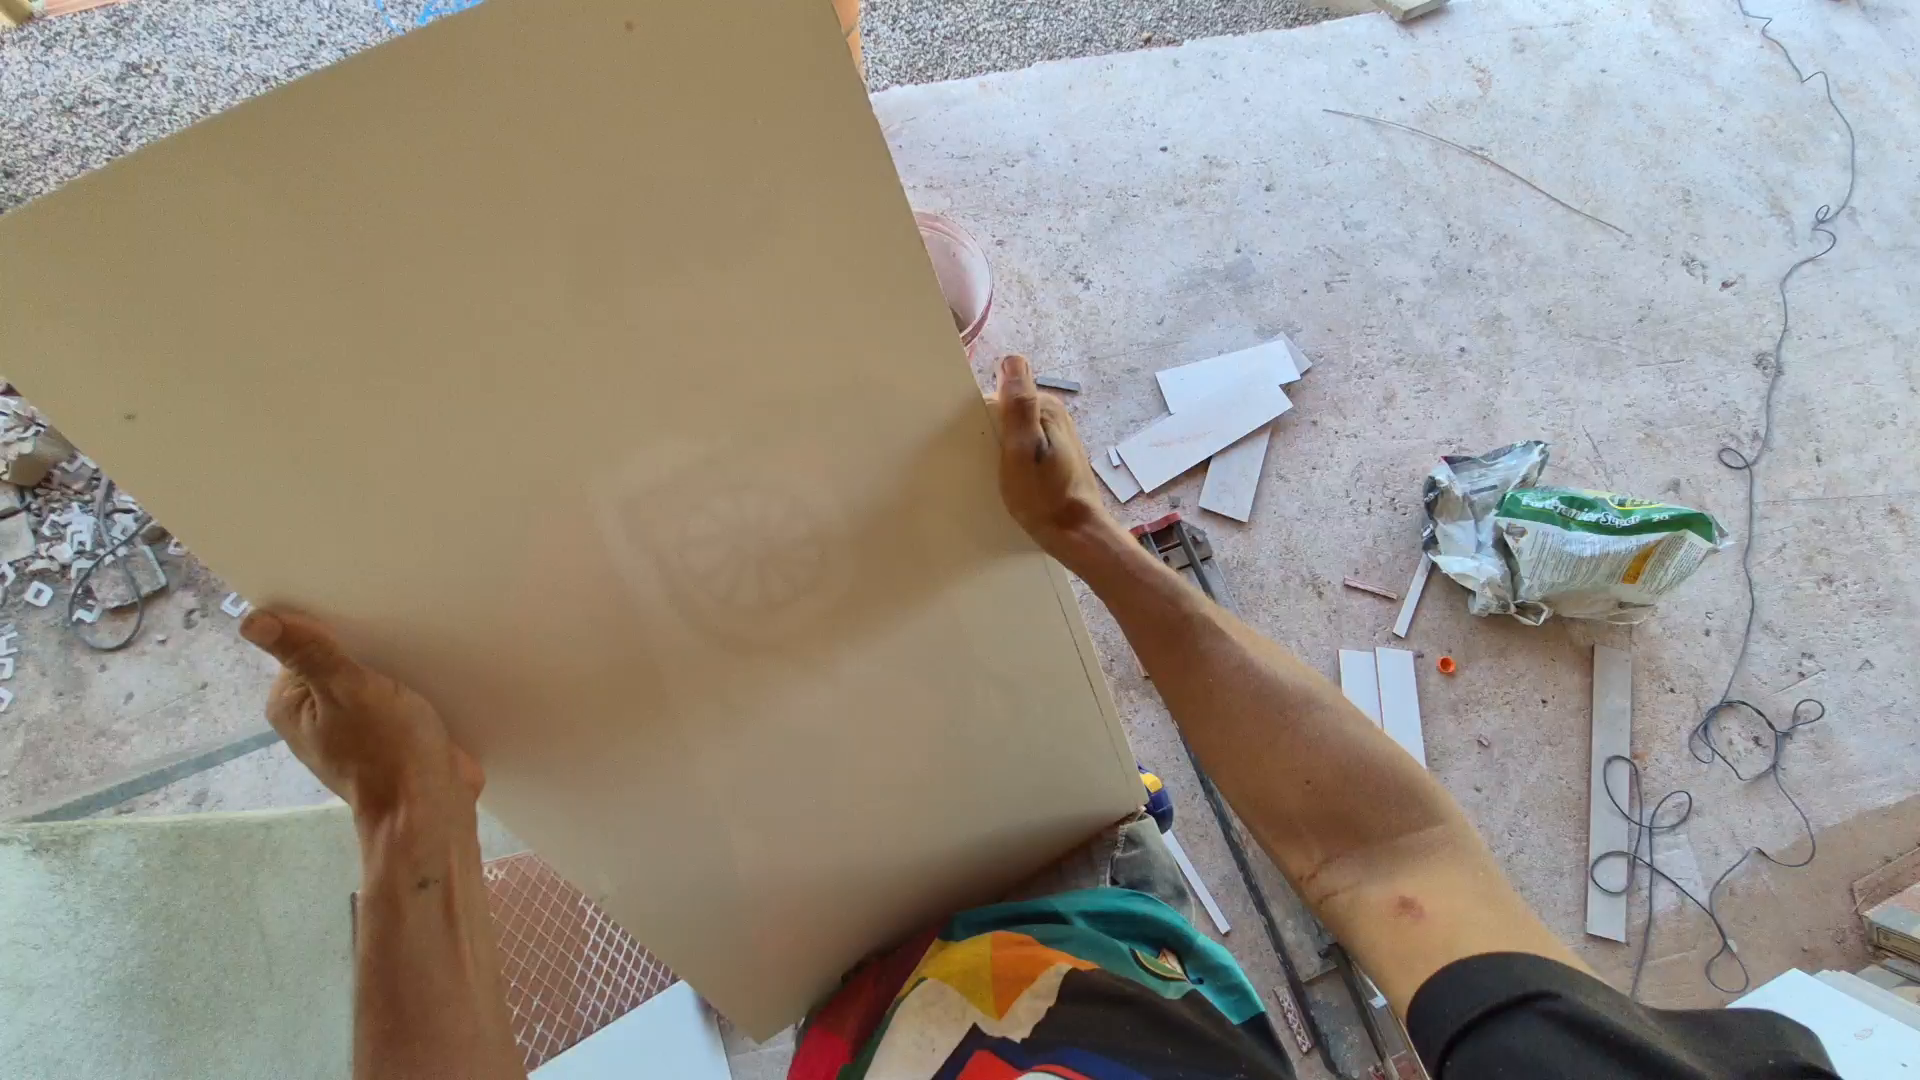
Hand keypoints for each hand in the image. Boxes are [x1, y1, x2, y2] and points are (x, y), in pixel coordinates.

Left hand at [241, 609, 481, 828]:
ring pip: (371, 679)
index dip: (332, 625)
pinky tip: (432, 673)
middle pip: (339, 661)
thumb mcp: (350, 691)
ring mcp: (355, 727)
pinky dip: (413, 683)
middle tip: (402, 623)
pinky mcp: (391, 734)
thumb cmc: (386, 746)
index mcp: (292, 705)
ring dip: (396, 663)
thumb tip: (252, 620)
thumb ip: (310, 654)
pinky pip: (397, 696)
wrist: (430, 801)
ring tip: (422, 643)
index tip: (365, 610)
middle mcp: (317, 715)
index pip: (303, 646)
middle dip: (369, 644)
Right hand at [985, 354, 1119, 566]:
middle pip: (1009, 413)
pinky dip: (1014, 459)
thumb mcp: (1022, 449)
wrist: (1074, 533)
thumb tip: (1012, 359)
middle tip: (986, 463)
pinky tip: (1011, 479)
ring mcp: (1057, 437)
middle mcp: (1055, 416)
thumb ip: (1018, 405)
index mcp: (1047, 408)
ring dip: (1002, 448)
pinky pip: (1026, 448)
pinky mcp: (1056, 457)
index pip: (1001, 397)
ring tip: (995, 474)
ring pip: (1016, 432)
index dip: (984, 418)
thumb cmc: (1043, 496)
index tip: (980, 445)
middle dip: (993, 433)